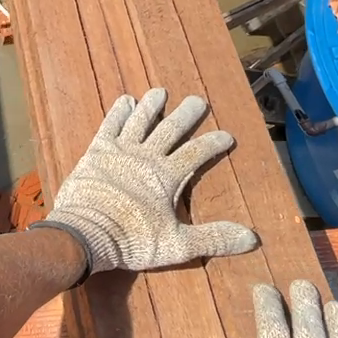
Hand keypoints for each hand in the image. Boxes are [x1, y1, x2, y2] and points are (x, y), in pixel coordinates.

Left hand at [35, 89, 257, 274]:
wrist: (85, 234)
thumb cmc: (131, 240)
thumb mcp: (177, 245)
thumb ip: (213, 238)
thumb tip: (251, 238)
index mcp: (166, 177)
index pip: (195, 154)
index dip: (212, 144)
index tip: (226, 135)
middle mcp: (145, 157)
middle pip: (169, 130)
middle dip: (186, 115)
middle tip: (198, 100)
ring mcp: (119, 151)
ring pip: (140, 121)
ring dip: (151, 106)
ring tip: (160, 91)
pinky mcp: (96, 152)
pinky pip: (109, 125)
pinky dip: (118, 112)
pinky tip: (125, 101)